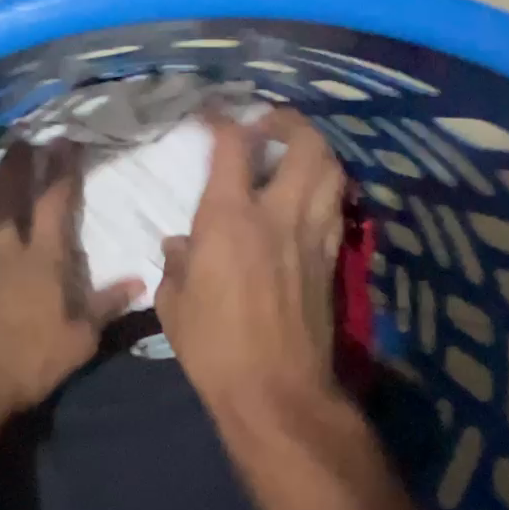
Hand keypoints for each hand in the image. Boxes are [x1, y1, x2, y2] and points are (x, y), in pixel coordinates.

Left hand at [0, 142, 142, 421]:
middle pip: (10, 200)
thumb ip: (105, 306)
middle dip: (17, 167)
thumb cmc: (30, 361)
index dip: (62, 171)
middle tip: (19, 140)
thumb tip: (139, 281)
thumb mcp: (80, 339)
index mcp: (44, 261)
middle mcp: (8, 253)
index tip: (65, 142)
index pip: (56, 205)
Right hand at [156, 109, 345, 403]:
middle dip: (289, 123)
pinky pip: (334, 207)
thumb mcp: (175, 305)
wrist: (276, 392)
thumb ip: (177, 264)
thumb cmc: (214, 348)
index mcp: (229, 219)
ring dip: (315, 151)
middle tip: (269, 124)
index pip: (233, 147)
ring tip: (294, 154)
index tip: (211, 117)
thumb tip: (180, 244)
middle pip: (304, 145)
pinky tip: (307, 197)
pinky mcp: (330, 260)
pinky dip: (324, 188)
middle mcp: (277, 215)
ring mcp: (312, 236)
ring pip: (330, 171)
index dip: (223, 122)